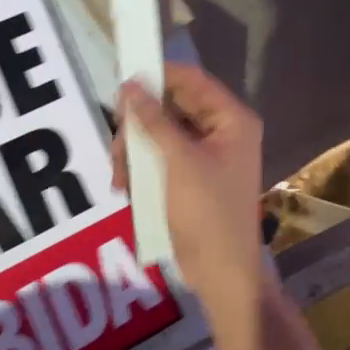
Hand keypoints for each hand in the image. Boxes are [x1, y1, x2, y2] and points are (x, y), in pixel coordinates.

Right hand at [114, 64, 268, 321]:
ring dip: (135, 149)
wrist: (221, 273)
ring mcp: (206, 155)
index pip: (192, 79)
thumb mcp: (178, 162)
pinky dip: (141, 167)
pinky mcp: (190, 177)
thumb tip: (129, 84)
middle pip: (172, 106)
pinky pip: (160, 157)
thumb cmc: (208, 212)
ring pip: (161, 133)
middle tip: (117, 139)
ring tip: (119, 173)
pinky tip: (125, 186)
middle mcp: (222, 130)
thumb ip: (153, 120)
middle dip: (140, 123)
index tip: (122, 84)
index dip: (158, 76)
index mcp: (232, 119)